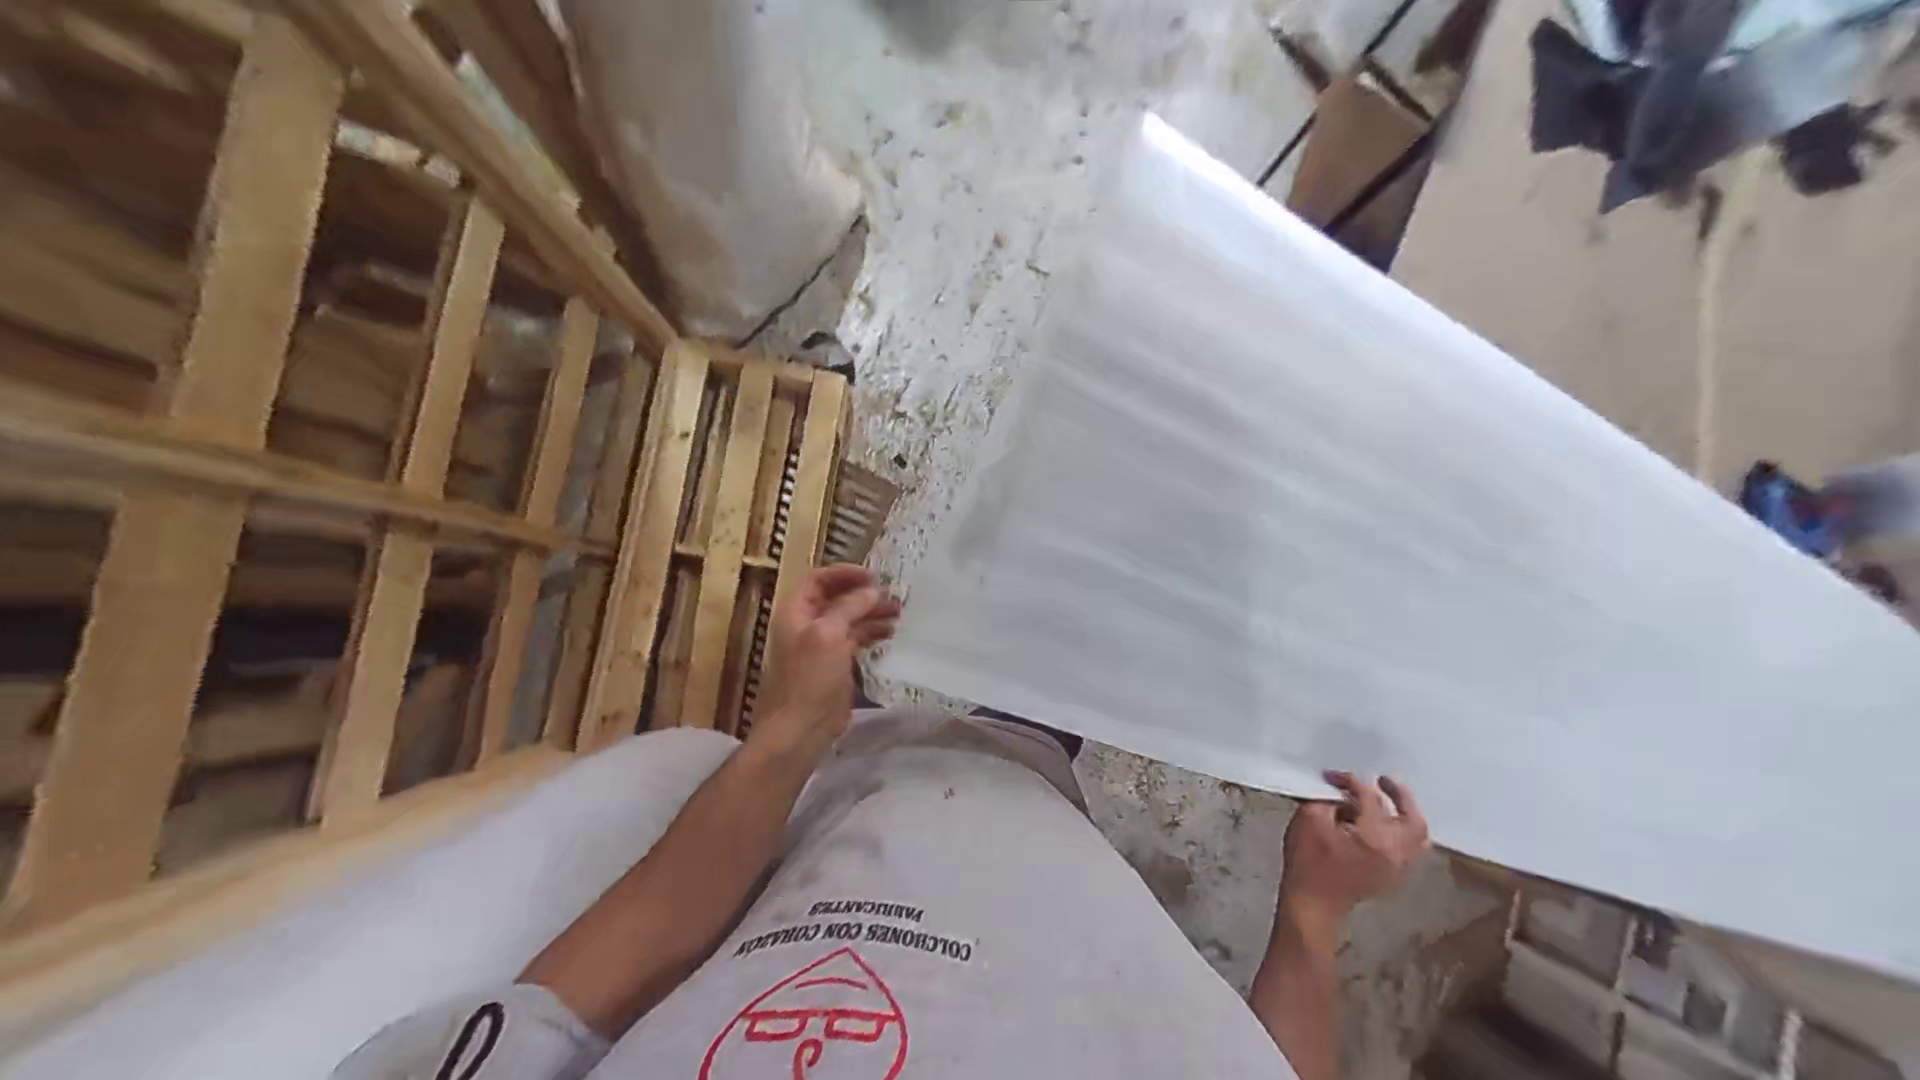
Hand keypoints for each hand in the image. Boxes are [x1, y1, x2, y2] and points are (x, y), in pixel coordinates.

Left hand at [749, 565, 899, 759]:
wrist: (800, 727)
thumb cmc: (808, 677)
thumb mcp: (828, 634)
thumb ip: (849, 607)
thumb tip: (871, 591)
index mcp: (796, 611)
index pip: (819, 579)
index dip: (844, 573)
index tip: (872, 575)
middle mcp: (808, 623)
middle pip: (837, 597)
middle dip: (864, 594)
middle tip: (893, 595)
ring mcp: (822, 644)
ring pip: (850, 618)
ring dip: (872, 612)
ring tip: (898, 613)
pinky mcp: (836, 663)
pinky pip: (856, 638)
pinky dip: (872, 632)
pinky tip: (890, 633)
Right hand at [1277, 773, 1428, 941]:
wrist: (1313, 903)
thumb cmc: (1307, 860)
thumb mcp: (1309, 819)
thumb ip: (1326, 799)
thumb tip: (1340, 793)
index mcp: (1375, 838)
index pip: (1369, 798)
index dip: (1349, 782)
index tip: (1331, 777)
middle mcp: (1396, 853)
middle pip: (1412, 819)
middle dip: (1400, 795)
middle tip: (1383, 780)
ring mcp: (1399, 867)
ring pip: (1417, 835)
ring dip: (1404, 814)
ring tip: (1387, 800)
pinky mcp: (1394, 875)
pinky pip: (1410, 848)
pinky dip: (1401, 830)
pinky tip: (1381, 823)